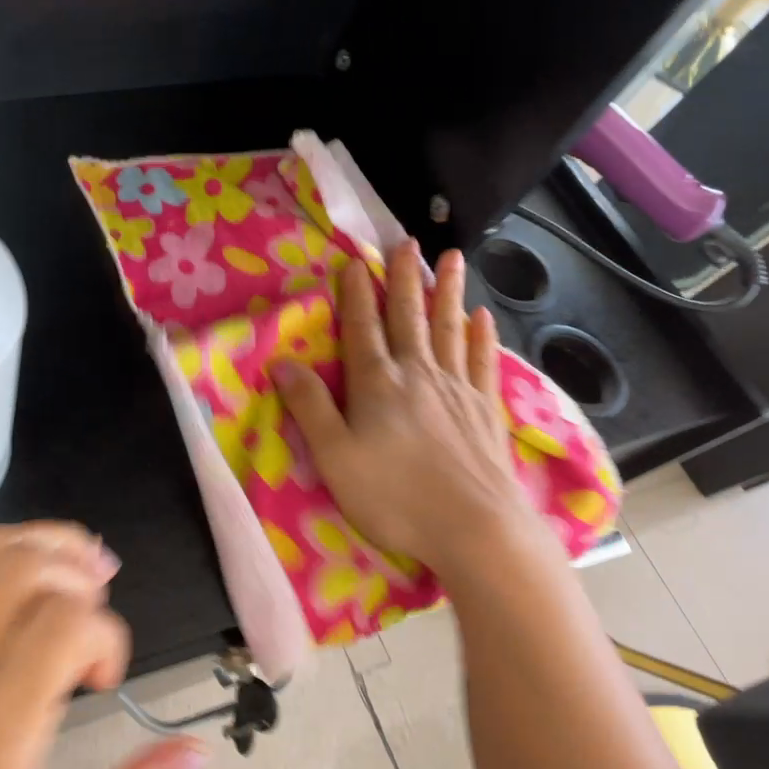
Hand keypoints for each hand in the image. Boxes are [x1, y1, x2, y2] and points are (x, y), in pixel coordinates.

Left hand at [0, 522, 209, 768]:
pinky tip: (40, 602)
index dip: (108, 636)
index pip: (65, 621)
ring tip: (84, 576)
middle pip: (25, 564)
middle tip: (102, 610)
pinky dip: (17, 564)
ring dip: (48, 547)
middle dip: (81, 571)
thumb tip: (192, 754)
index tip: (104, 681)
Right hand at [272, 244, 550, 582]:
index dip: (356, 293)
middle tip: (407, 240)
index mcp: (377, 384)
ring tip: (451, 257)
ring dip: (447, 292)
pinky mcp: (485, 410)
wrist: (475, 527)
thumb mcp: (334, 457)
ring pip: (449, 329)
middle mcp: (418, 375)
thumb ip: (309, 407)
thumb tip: (282, 362)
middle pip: (408, 317)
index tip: (355, 260)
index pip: (361, 328)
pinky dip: (482, 336)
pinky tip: (483, 317)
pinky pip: (483, 362)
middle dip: (404, 278)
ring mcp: (457, 390)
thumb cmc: (394, 497)